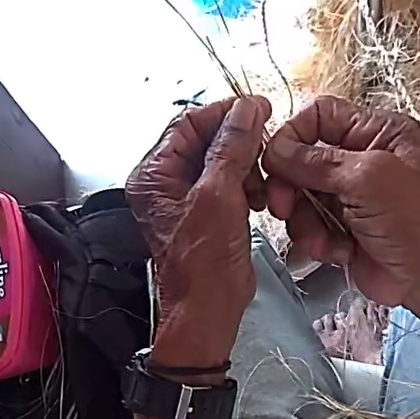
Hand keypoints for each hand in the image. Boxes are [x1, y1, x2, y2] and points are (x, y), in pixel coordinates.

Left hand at [125, 96, 270, 369]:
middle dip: (239, 142)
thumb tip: (246, 108)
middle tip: (266, 144)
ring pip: (220, 160)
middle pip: (205, 140)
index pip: (186, 124)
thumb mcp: (218, 196)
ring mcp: (185, 198)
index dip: (224, 113)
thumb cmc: (203, 264)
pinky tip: (260, 196)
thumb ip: (231, 147)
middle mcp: (164, 184)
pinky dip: (247, 183)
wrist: (208, 309)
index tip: (257, 109)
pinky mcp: (206, 213)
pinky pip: (228, 183)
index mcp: (153, 176)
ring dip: (246, 164)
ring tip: (262, 182)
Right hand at [263, 98, 419, 332]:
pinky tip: (338, 251)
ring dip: (304, 221)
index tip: (276, 162)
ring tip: (322, 238)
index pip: (319, 116)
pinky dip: (316, 240)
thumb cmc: (419, 222)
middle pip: (300, 160)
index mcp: (375, 133)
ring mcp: (348, 196)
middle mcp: (360, 160)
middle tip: (284, 206)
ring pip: (299, 197)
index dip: (293, 136)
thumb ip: (316, 161)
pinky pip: (307, 226)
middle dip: (290, 187)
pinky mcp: (339, 227)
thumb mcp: (368, 178)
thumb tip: (274, 149)